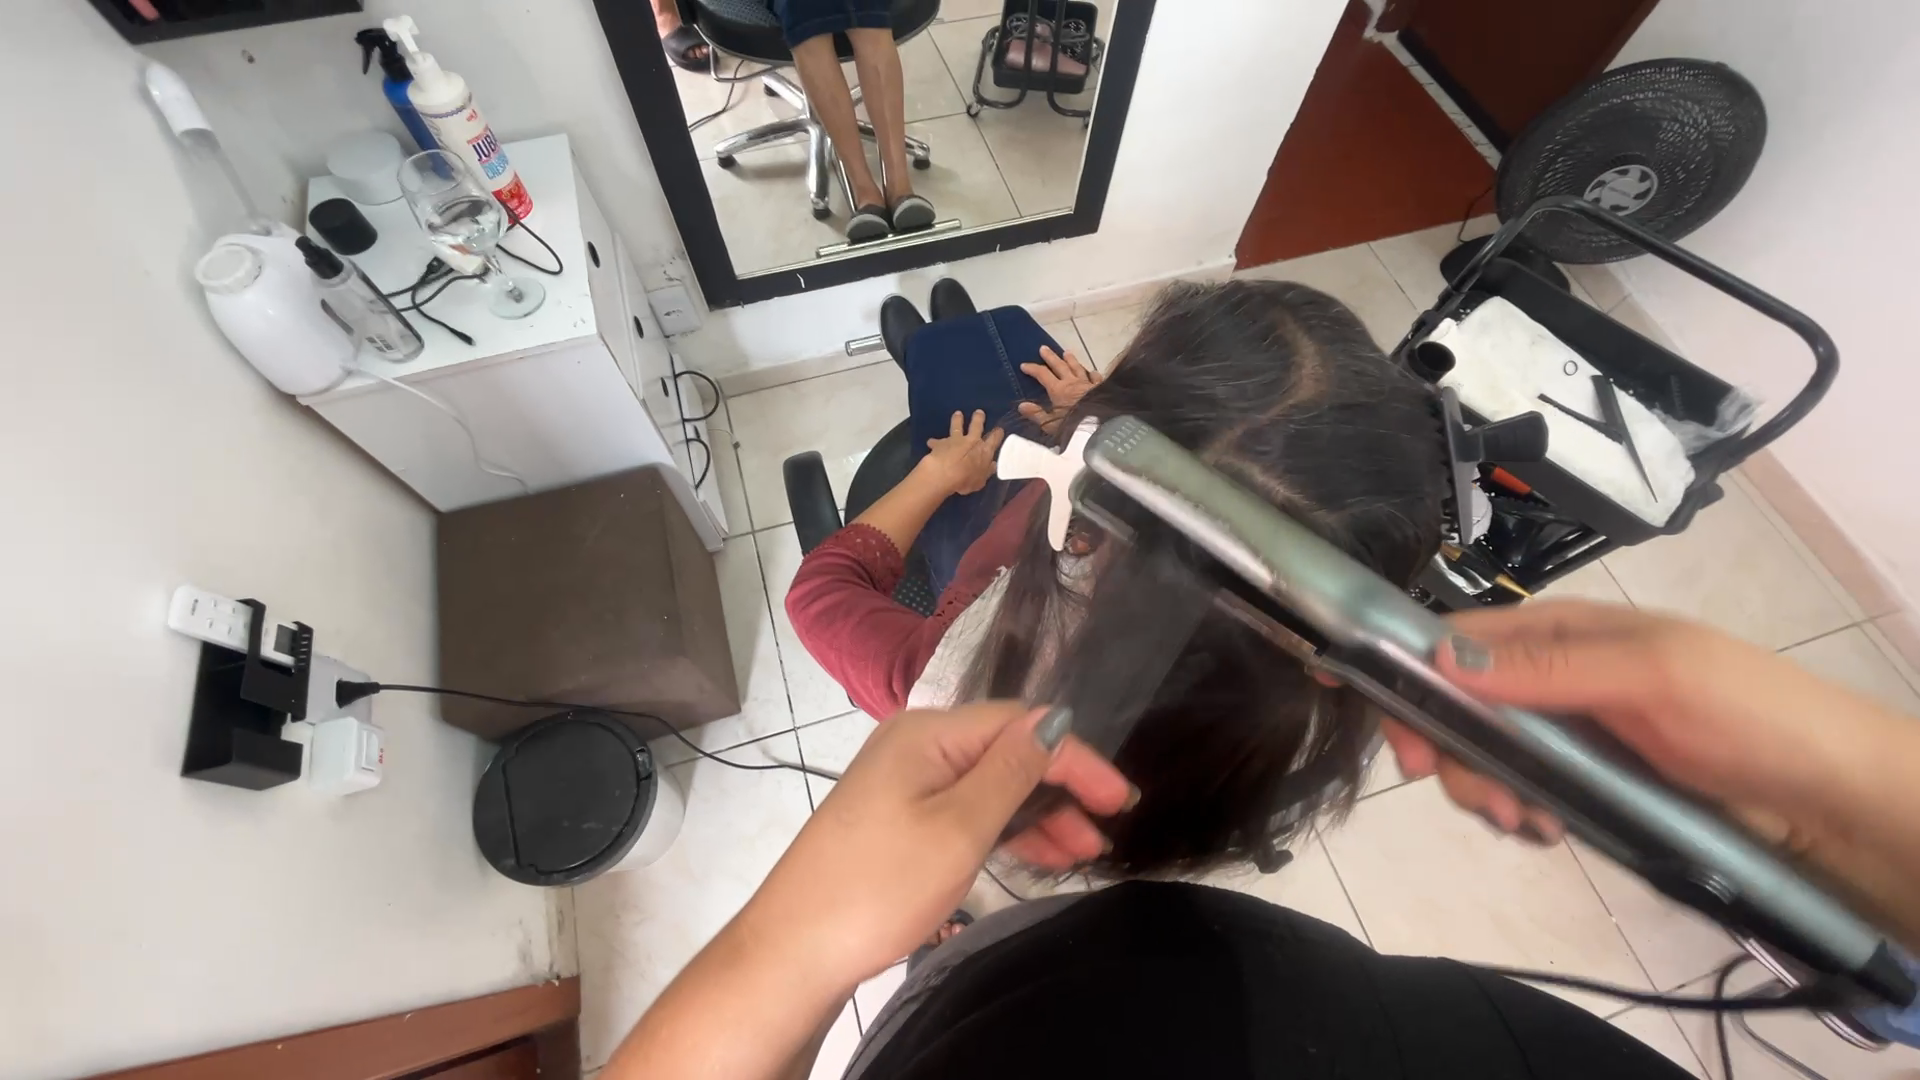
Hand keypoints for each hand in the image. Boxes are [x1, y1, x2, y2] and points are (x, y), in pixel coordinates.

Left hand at [741, 702, 1132, 990]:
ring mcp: (905, 778)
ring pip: (988, 783)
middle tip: (1104, 834)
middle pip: (1005, 750)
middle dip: (1059, 787)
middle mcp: (917, 742)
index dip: (1075, 756)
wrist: (792, 951)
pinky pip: (964, 807)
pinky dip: (1002, 828)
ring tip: (1082, 854)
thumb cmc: (880, 885)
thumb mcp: (958, 828)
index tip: (1123, 799)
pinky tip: (1035, 855)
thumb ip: (1012, 771)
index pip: (1020, 724)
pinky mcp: (899, 813)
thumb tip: (1056, 720)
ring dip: (1036, 813)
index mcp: (929, 732)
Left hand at [921, 409, 1004, 494]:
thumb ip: (986, 471)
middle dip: (978, 419)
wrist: (946, 472)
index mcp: (984, 451)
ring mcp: (955, 440)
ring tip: (957, 414)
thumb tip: (992, 465)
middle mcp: (971, 441)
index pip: (994, 439)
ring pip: (957, 426)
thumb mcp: (981, 480)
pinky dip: (934, 442)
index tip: (999, 429)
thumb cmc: (967, 479)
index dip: (997, 434)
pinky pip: (936, 442)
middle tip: (979, 412)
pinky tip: (930, 442)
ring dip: (957, 420)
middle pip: (976, 426)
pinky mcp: (941, 443)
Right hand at [1018, 345, 1102, 433]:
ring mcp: (1087, 383)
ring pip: (1077, 367)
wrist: (1100, 425)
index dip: (1033, 369)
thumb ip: (1037, 414)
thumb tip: (1021, 405)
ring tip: (1066, 352)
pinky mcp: (1100, 388)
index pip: (1042, 375)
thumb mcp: (1051, 424)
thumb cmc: (1074, 425)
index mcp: (1058, 390)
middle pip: (1059, 366)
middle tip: (1043, 348)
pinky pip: (1095, 377)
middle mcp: (1072, 382)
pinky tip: (1092, 371)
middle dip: (1050, 357)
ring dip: (1071, 359)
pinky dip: (1091, 373)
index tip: (1024, 365)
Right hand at [1385, 601, 1919, 942]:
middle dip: (1444, 748)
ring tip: (1519, 822)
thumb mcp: (1656, 675)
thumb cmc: (1753, 716)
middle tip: (1459, 791)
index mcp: (1553, 632)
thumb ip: (1548, 668)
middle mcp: (1542, 675)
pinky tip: (1540, 830)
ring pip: (1475, 750)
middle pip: (1450, 702)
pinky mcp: (1574, 776)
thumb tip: (1439, 659)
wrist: (1841, 802)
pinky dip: (1511, 810)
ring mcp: (1557, 728)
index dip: (1403, 671)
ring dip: (1478, 787)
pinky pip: (1513, 786)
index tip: (1377, 719)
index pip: (1450, 640)